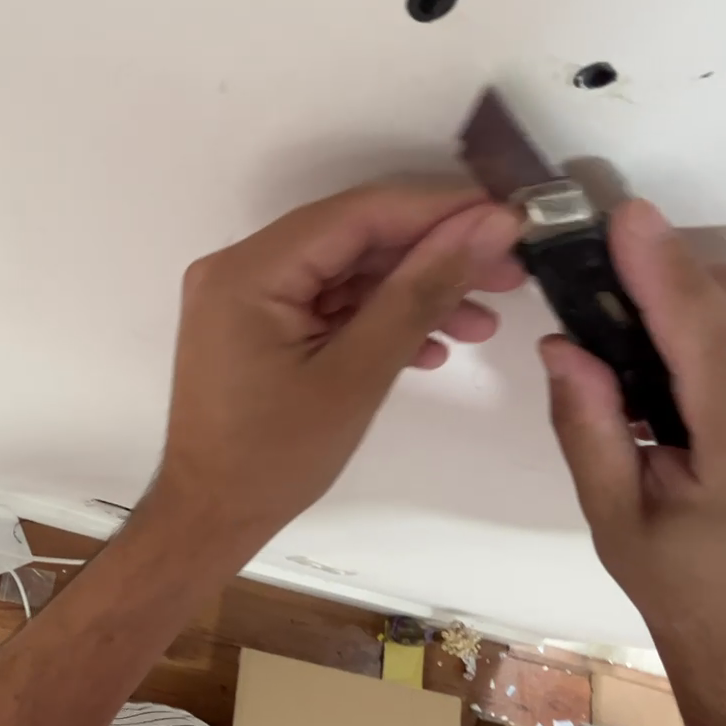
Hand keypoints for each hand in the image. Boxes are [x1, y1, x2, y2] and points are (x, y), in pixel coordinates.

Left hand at [153, 183, 523, 545]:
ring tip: (480, 323)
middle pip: (352, 240)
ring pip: (343, 274)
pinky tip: (428, 347)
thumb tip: (491, 224)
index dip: (439, 210)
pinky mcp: (253, 328)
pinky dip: (372, 321)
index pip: (357, 213)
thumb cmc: (274, 458)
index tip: (511, 221)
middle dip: (431, 257)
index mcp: (247, 273)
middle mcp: (237, 271)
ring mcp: (242, 300)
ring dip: (409, 295)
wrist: (213, 515)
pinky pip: (323, 306)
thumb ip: (421, 292)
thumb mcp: (356, 374)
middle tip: (508, 275)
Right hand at [541, 200, 725, 659]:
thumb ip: (587, 426)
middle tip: (617, 273)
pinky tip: (694, 352)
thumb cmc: (670, 577)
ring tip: (649, 311)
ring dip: (718, 292)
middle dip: (691, 276)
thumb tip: (565, 345)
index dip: (673, 278)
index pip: (720, 349)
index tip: (629, 222)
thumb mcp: (607, 512)